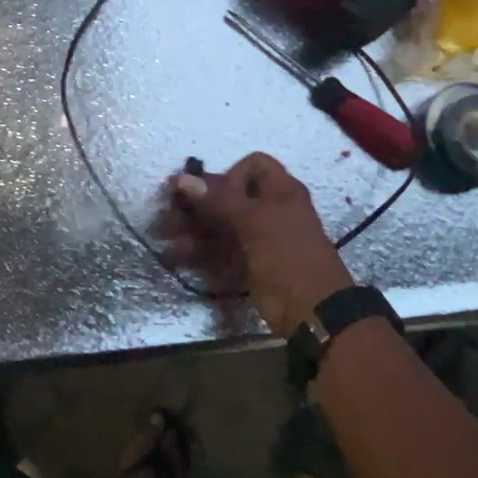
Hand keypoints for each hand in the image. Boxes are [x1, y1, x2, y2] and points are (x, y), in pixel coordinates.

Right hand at [161, 152, 354, 336]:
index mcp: (280, 191)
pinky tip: (174, 257)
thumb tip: (182, 179)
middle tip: (168, 213)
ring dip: (192, 230)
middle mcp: (268, 210)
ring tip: (164, 236)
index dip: (232, 175)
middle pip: (229, 197)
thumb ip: (218, 200)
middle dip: (199, 204)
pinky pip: (219, 252)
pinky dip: (198, 253)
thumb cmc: (288, 254)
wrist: (313, 312)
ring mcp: (257, 239)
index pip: (253, 166)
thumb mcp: (255, 222)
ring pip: (220, 226)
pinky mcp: (248, 265)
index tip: (217, 194)